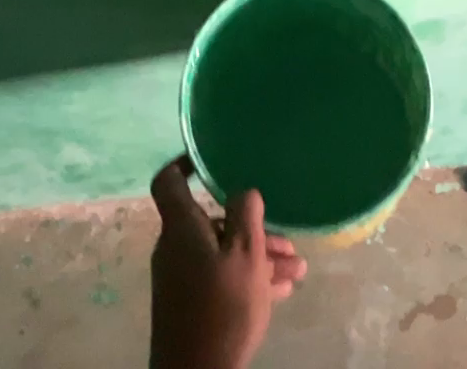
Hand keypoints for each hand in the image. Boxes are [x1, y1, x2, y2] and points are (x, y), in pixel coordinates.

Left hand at [149, 155, 307, 368]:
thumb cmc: (222, 307)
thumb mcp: (245, 254)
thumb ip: (246, 214)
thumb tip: (244, 190)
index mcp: (181, 227)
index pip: (170, 180)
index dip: (187, 163)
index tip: (213, 159)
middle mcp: (175, 247)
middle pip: (213, 221)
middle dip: (252, 226)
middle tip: (287, 240)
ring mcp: (180, 277)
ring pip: (222, 251)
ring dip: (258, 255)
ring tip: (296, 269)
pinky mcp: (189, 303)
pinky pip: (219, 275)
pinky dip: (247, 276)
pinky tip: (282, 289)